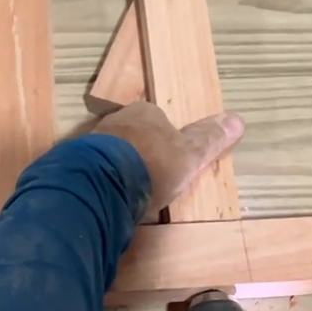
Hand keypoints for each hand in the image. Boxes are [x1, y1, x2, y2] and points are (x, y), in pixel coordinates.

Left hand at [92, 102, 242, 218]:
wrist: (101, 184)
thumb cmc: (152, 165)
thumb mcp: (190, 156)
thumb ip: (209, 140)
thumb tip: (238, 119)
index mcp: (145, 113)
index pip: (159, 120)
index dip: (166, 141)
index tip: (170, 163)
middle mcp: (116, 120)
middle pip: (132, 135)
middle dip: (139, 153)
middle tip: (147, 179)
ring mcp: (90, 141)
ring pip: (109, 152)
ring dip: (117, 167)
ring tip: (126, 192)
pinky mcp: (73, 163)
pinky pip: (91, 169)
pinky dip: (99, 180)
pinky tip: (105, 197)